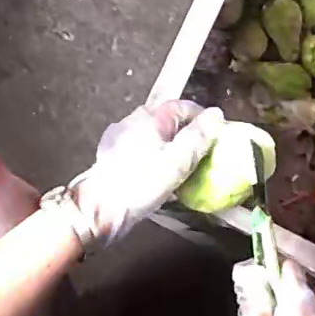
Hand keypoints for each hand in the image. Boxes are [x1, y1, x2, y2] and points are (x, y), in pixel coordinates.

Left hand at [71, 100, 223, 245]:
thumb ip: (198, 137)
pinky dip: (156, 156)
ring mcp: (121, 137)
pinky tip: (160, 175)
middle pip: (168, 119)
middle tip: (203, 153)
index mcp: (150, 117)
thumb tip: (215, 115)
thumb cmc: (139, 185)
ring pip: (155, 135)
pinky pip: (143, 149)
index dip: (202, 118)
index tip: (215, 135)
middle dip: (188, 133)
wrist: (99, 209)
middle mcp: (133, 120)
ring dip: (171, 146)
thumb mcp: (177, 162)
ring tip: (184, 167)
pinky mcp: (114, 155)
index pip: (183, 106)